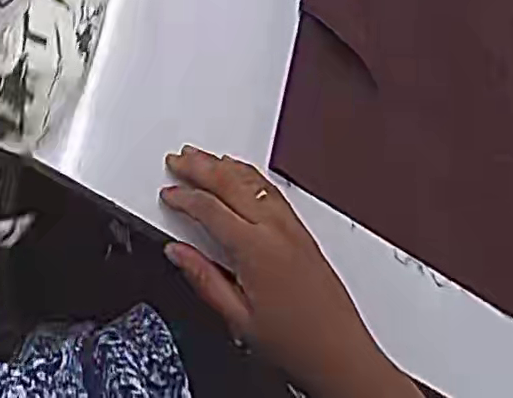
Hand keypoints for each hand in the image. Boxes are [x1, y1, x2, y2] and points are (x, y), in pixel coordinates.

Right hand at [162, 147, 418, 397]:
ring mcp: (290, 225)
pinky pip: (268, 186)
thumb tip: (176, 252)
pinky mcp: (301, 228)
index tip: (168, 195)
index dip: (183, 197)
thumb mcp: (238, 320)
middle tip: (176, 160)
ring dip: (220, 163)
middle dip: (197, 166)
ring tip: (198, 155)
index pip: (209, 208)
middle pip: (228, 182)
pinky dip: (246, 171)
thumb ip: (203, 279)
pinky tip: (236, 168)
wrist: (344, 357)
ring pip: (249, 179)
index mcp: (254, 250)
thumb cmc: (297, 344)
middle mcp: (274, 229)